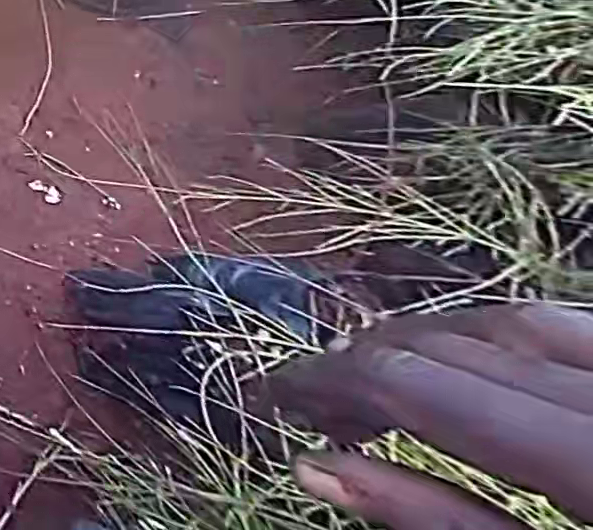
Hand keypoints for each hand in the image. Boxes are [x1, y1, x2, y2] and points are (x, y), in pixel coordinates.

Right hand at [266, 304, 592, 528]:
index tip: (271, 398)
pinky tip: (481, 359)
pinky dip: (505, 334)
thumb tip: (308, 467)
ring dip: (425, 339)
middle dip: (362, 365)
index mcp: (591, 460)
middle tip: (320, 405)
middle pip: (448, 347)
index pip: (408, 381)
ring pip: (511, 322)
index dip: (324, 381)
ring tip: (386, 375)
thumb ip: (453, 529)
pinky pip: (575, 327)